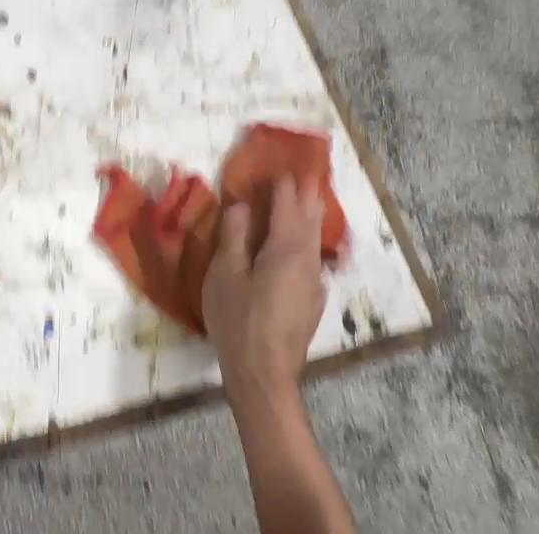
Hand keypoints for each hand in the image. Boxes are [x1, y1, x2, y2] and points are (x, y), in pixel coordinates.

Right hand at [202, 179, 327, 403]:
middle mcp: (307, 263)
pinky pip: (311, 259)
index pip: (287, 208)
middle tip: (304, 176)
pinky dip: (305, 241)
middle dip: (306, 198)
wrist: (264, 371)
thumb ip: (234, 237)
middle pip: (309, 222)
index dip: (282, 187)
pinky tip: (299, 247)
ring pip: (313, 241)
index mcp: (285, 251)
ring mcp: (313, 284)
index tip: (278, 167)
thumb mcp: (225, 273)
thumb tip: (240, 206)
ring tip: (306, 203)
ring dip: (308, 219)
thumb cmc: (237, 317)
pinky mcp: (311, 301)